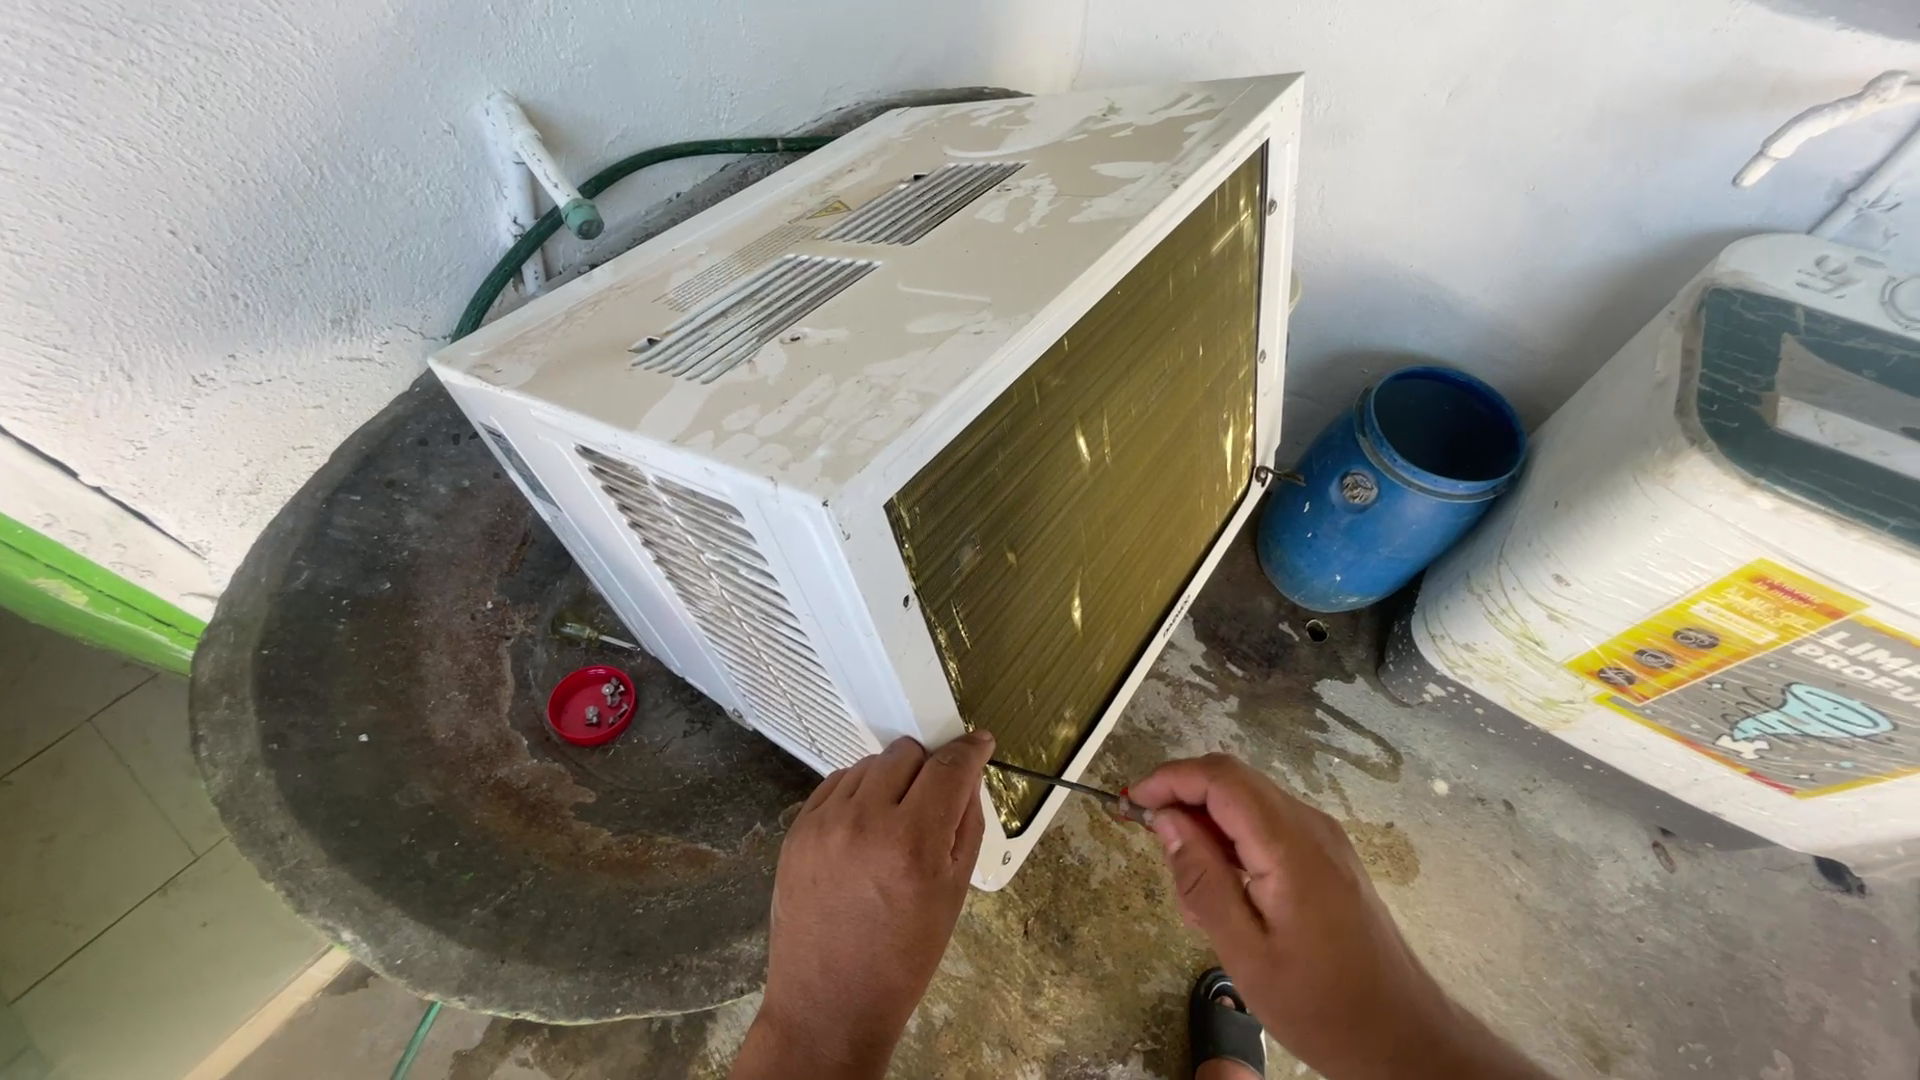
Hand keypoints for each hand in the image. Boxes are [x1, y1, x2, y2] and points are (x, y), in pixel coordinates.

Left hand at [731, 732, 994, 1079]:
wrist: (830, 1004)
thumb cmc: (902, 957)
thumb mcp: (953, 892)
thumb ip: (966, 823)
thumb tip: (968, 776)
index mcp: (913, 844)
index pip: (948, 767)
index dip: (969, 748)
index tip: (979, 743)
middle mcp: (865, 823)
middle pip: (907, 753)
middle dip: (927, 768)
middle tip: (931, 800)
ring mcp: (824, 824)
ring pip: (871, 763)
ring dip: (891, 780)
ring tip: (894, 821)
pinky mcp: (797, 830)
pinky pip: (836, 782)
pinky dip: (857, 793)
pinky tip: (864, 828)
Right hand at [1129, 754, 1550, 1079]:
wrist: (1404, 1038)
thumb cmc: (1320, 1004)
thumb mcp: (1244, 952)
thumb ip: (1201, 878)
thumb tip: (1166, 819)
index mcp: (1289, 845)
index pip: (1219, 778)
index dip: (1168, 778)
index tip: (1131, 802)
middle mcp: (1309, 825)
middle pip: (1231, 779)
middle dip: (1182, 798)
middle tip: (1152, 842)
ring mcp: (1322, 836)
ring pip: (1245, 800)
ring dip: (1206, 823)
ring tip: (1192, 888)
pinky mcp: (1326, 853)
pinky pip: (1265, 822)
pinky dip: (1231, 837)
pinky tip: (1225, 889)